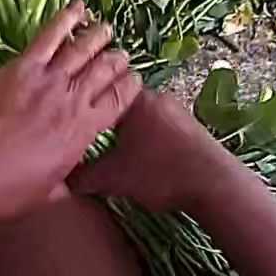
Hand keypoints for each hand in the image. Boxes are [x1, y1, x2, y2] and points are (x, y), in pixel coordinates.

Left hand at [0, 1, 141, 227]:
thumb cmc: (1, 190)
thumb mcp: (42, 195)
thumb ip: (60, 185)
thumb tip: (65, 188)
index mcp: (82, 132)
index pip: (118, 101)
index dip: (129, 87)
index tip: (133, 80)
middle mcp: (71, 101)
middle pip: (104, 70)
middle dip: (116, 61)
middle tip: (119, 55)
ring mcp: (45, 81)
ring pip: (82, 48)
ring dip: (97, 36)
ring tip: (105, 29)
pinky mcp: (19, 68)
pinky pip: (49, 36)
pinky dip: (65, 19)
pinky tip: (76, 8)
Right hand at [69, 88, 247, 214]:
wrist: (215, 184)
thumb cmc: (160, 173)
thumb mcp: (112, 178)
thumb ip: (82, 176)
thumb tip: (60, 178)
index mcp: (135, 101)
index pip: (100, 91)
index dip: (83, 107)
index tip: (72, 123)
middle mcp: (157, 98)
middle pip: (120, 103)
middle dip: (104, 120)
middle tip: (88, 141)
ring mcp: (176, 111)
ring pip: (141, 116)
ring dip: (126, 131)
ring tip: (113, 152)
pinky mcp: (189, 127)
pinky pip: (157, 127)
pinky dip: (145, 139)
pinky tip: (141, 158)